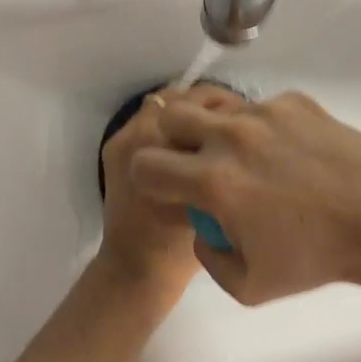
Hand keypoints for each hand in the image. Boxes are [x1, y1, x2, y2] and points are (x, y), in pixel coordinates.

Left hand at [97, 84, 247, 294]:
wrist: (136, 266)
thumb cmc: (184, 244)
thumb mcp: (219, 201)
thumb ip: (226, 160)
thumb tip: (241, 130)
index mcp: (171, 145)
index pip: (209, 103)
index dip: (233, 108)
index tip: (247, 123)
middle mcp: (144, 131)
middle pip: (186, 95)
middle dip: (211, 104)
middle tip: (231, 123)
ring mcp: (125, 137)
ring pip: (165, 101)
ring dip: (188, 109)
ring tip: (207, 132)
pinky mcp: (113, 146)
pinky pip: (146, 117)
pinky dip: (166, 121)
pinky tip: (183, 144)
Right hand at [129, 91, 360, 304]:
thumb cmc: (315, 259)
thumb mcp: (249, 287)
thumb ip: (208, 255)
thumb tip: (201, 224)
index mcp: (213, 181)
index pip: (145, 164)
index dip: (150, 179)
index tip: (169, 189)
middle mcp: (231, 137)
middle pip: (172, 117)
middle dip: (176, 141)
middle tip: (200, 163)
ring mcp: (265, 113)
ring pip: (222, 113)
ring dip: (225, 135)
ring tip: (259, 162)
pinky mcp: (294, 101)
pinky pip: (262, 110)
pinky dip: (267, 130)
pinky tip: (293, 156)